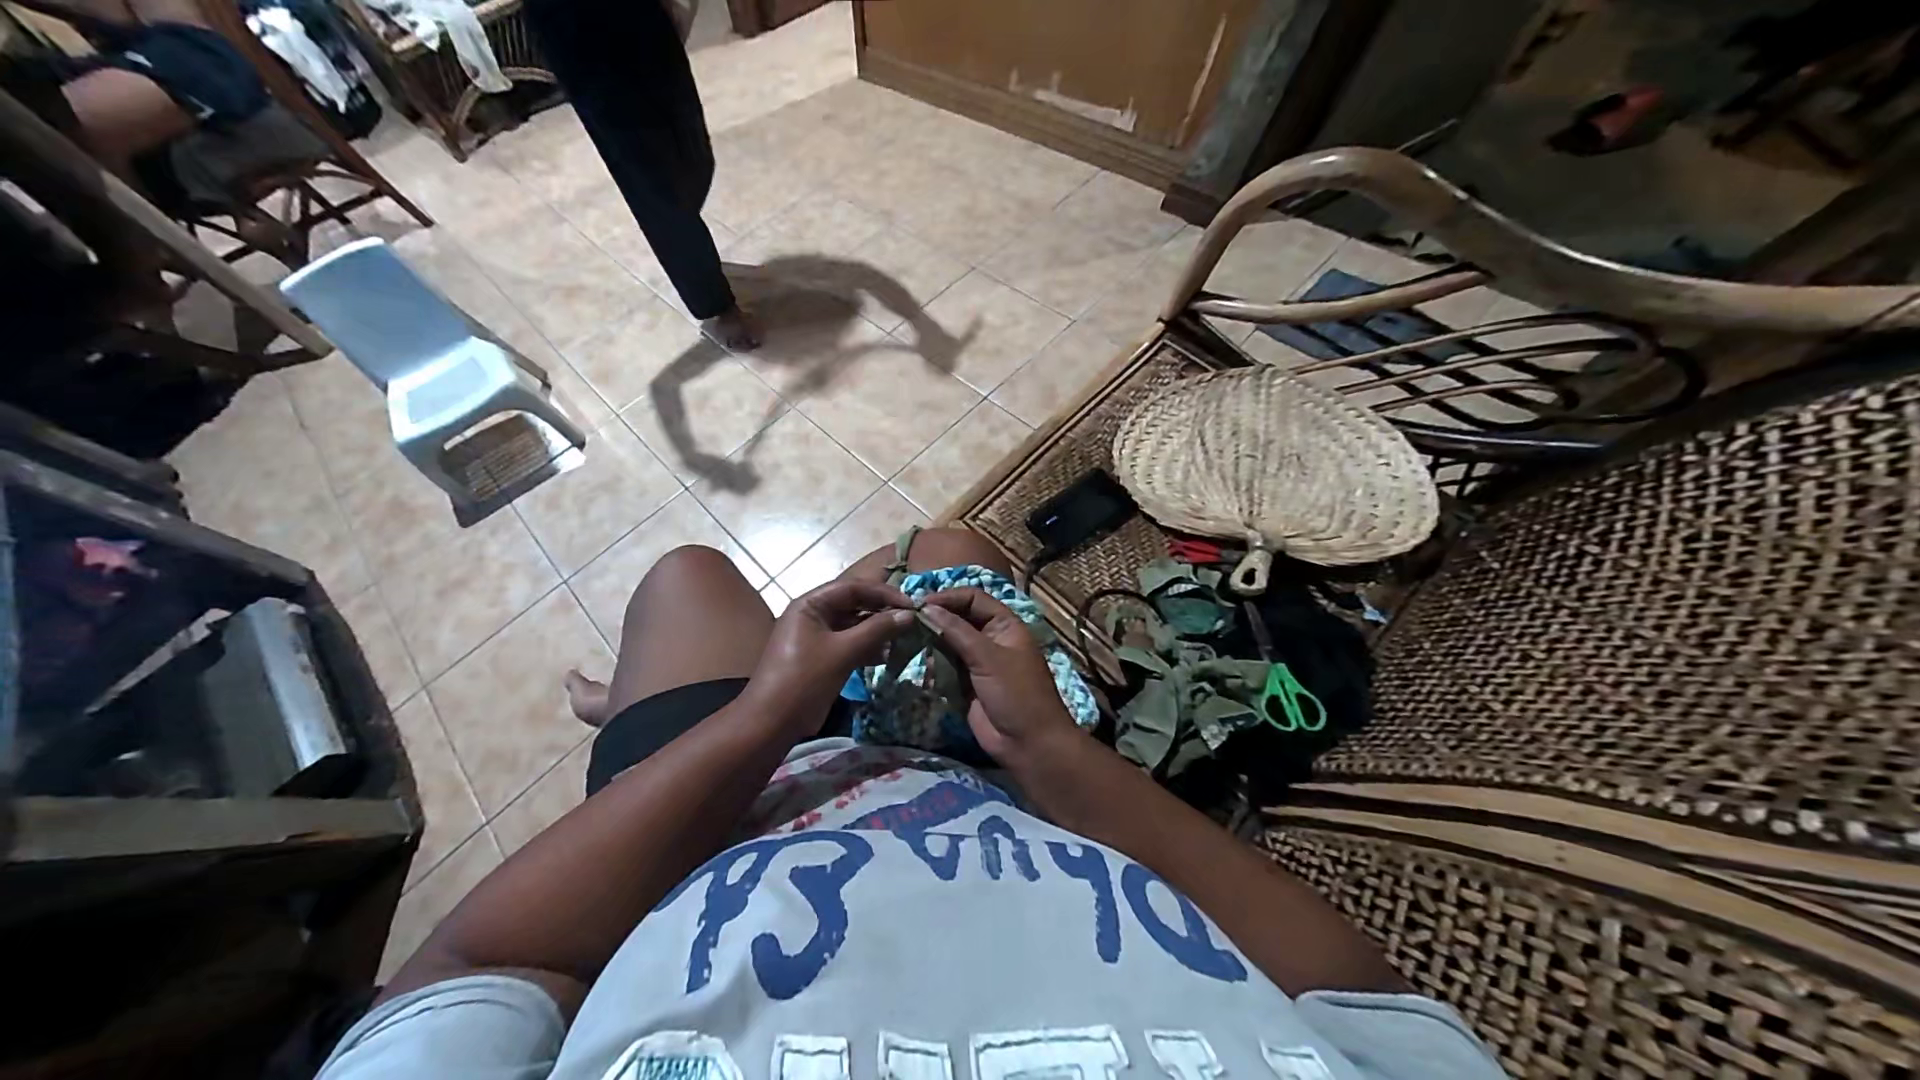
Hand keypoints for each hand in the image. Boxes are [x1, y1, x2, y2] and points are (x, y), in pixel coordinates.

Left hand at [750, 579, 916, 726]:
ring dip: (878, 630)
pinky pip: (850, 643)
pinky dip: (868, 647)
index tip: (911, 605)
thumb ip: (877, 630)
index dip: (883, 593)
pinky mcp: (823, 656)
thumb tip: (909, 614)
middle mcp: (813, 614)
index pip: (853, 587)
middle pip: (854, 603)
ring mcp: (817, 636)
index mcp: (811, 604)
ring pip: (854, 624)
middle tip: (911, 620)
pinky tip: (886, 656)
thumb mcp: (843, 652)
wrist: (771, 722)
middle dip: (882, 611)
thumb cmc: (804, 679)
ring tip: (902, 638)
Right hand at [919, 588, 1081, 766]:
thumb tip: (926, 608)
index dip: (947, 598)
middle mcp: (991, 638)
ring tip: (906, 641)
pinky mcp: (966, 683)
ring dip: (931, 641)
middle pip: (959, 618)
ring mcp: (978, 661)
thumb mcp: (988, 657)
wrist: (1028, 744)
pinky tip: (918, 664)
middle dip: (935, 619)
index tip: (919, 604)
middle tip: (906, 622)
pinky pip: (945, 666)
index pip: (973, 599)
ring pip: (949, 642)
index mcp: (1005, 625)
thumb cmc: (1016, 694)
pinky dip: (932, 663)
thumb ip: (957, 631)